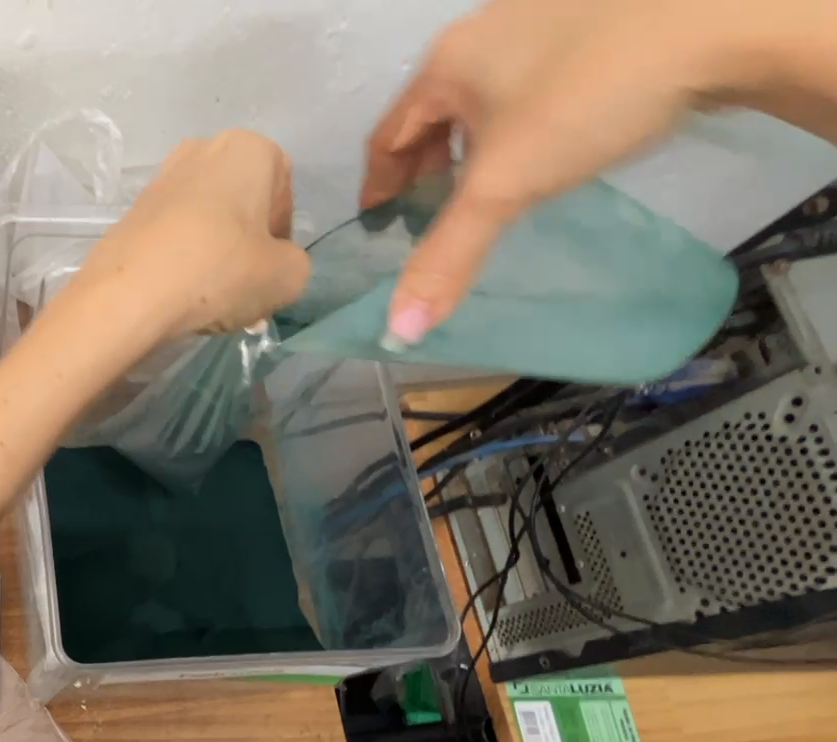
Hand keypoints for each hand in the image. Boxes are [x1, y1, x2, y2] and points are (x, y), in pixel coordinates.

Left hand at [68, 131, 308, 344]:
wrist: (126, 296)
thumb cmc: (218, 271)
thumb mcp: (286, 276)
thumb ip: (292, 264)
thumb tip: (273, 268)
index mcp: (247, 148)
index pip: (282, 190)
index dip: (280, 235)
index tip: (269, 269)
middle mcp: (199, 152)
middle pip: (237, 205)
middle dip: (242, 245)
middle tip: (240, 288)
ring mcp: (156, 184)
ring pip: (200, 224)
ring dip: (209, 257)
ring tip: (207, 301)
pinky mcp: (126, 218)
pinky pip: (167, 240)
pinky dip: (176, 264)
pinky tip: (175, 298)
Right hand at [364, 0, 823, 346]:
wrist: (741, 16)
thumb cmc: (592, 96)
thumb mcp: (505, 187)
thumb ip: (445, 258)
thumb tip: (398, 332)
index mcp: (446, 62)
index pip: (386, 137)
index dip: (378, 188)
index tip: (383, 227)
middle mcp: (484, 30)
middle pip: (430, 117)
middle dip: (425, 170)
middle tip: (431, 215)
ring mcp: (545, 16)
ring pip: (482, 98)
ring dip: (473, 146)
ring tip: (488, 186)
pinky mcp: (600, 17)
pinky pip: (533, 81)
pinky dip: (522, 120)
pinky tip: (548, 144)